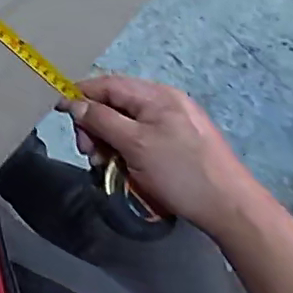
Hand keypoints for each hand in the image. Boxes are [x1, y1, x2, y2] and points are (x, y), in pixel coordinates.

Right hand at [58, 76, 265, 233]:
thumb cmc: (180, 173)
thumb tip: (74, 102)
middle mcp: (164, 101)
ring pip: (125, 122)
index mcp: (155, 95)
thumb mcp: (134, 145)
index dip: (80, 96)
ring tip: (106, 164)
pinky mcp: (179, 141)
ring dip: (108, 140)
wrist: (232, 208)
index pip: (106, 84)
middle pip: (114, 103)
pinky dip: (126, 148)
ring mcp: (174, 120)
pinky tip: (125, 167)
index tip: (60, 113)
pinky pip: (141, 136)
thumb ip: (101, 120)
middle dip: (94, 124)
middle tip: (89, 152)